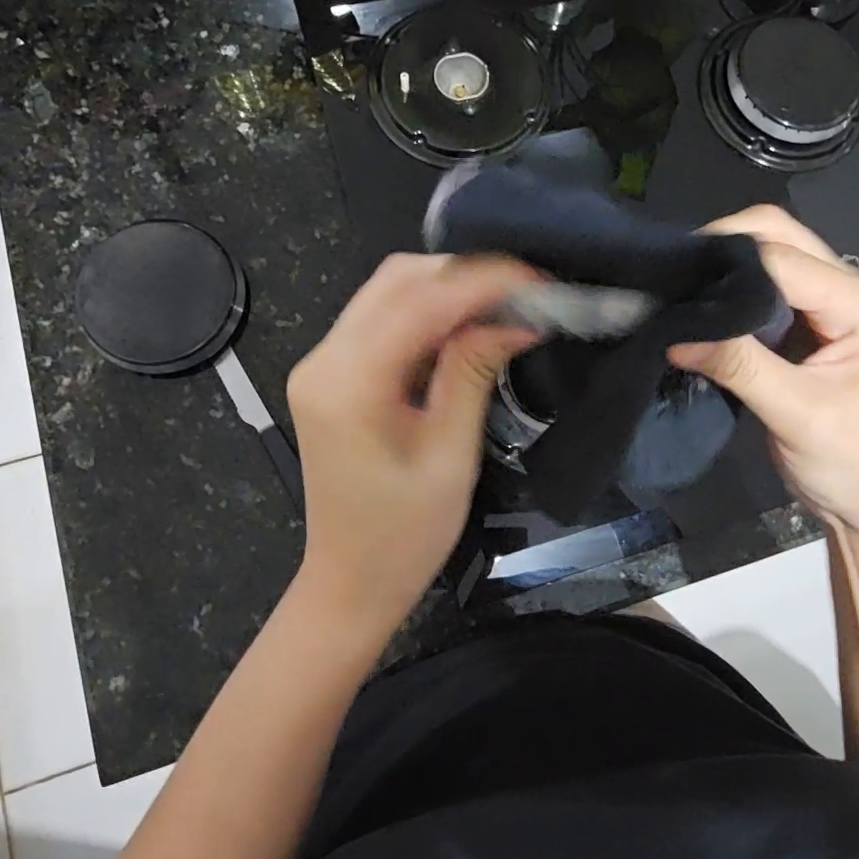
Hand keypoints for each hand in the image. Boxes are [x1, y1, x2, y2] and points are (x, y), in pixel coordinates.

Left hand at [286, 253, 539, 639]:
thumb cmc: (404, 537)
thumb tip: (514, 319)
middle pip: (395, 281)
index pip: (419, 303)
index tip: (537, 281)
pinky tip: (469, 322)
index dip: (482, 283)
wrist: (350, 583)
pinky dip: (428, 312)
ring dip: (447, 288)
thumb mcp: (450, 456)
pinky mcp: (332, 374)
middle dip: (465, 275)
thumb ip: (472, 374)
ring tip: (507, 302)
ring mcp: (322, 364)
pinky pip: (382, 320)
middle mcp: (323, 360)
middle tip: (527, 289)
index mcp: (347, 385)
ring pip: (388, 292)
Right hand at [669, 206, 858, 542]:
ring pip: (767, 258)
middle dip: (724, 248)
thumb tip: (673, 334)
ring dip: (724, 269)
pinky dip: (728, 294)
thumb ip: (739, 366)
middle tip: (672, 277)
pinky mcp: (804, 325)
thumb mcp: (797, 414)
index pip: (783, 260)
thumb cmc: (854, 463)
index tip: (673, 282)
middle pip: (779, 238)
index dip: (728, 264)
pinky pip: (760, 291)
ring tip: (678, 292)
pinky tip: (697, 310)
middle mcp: (848, 290)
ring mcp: (827, 305)